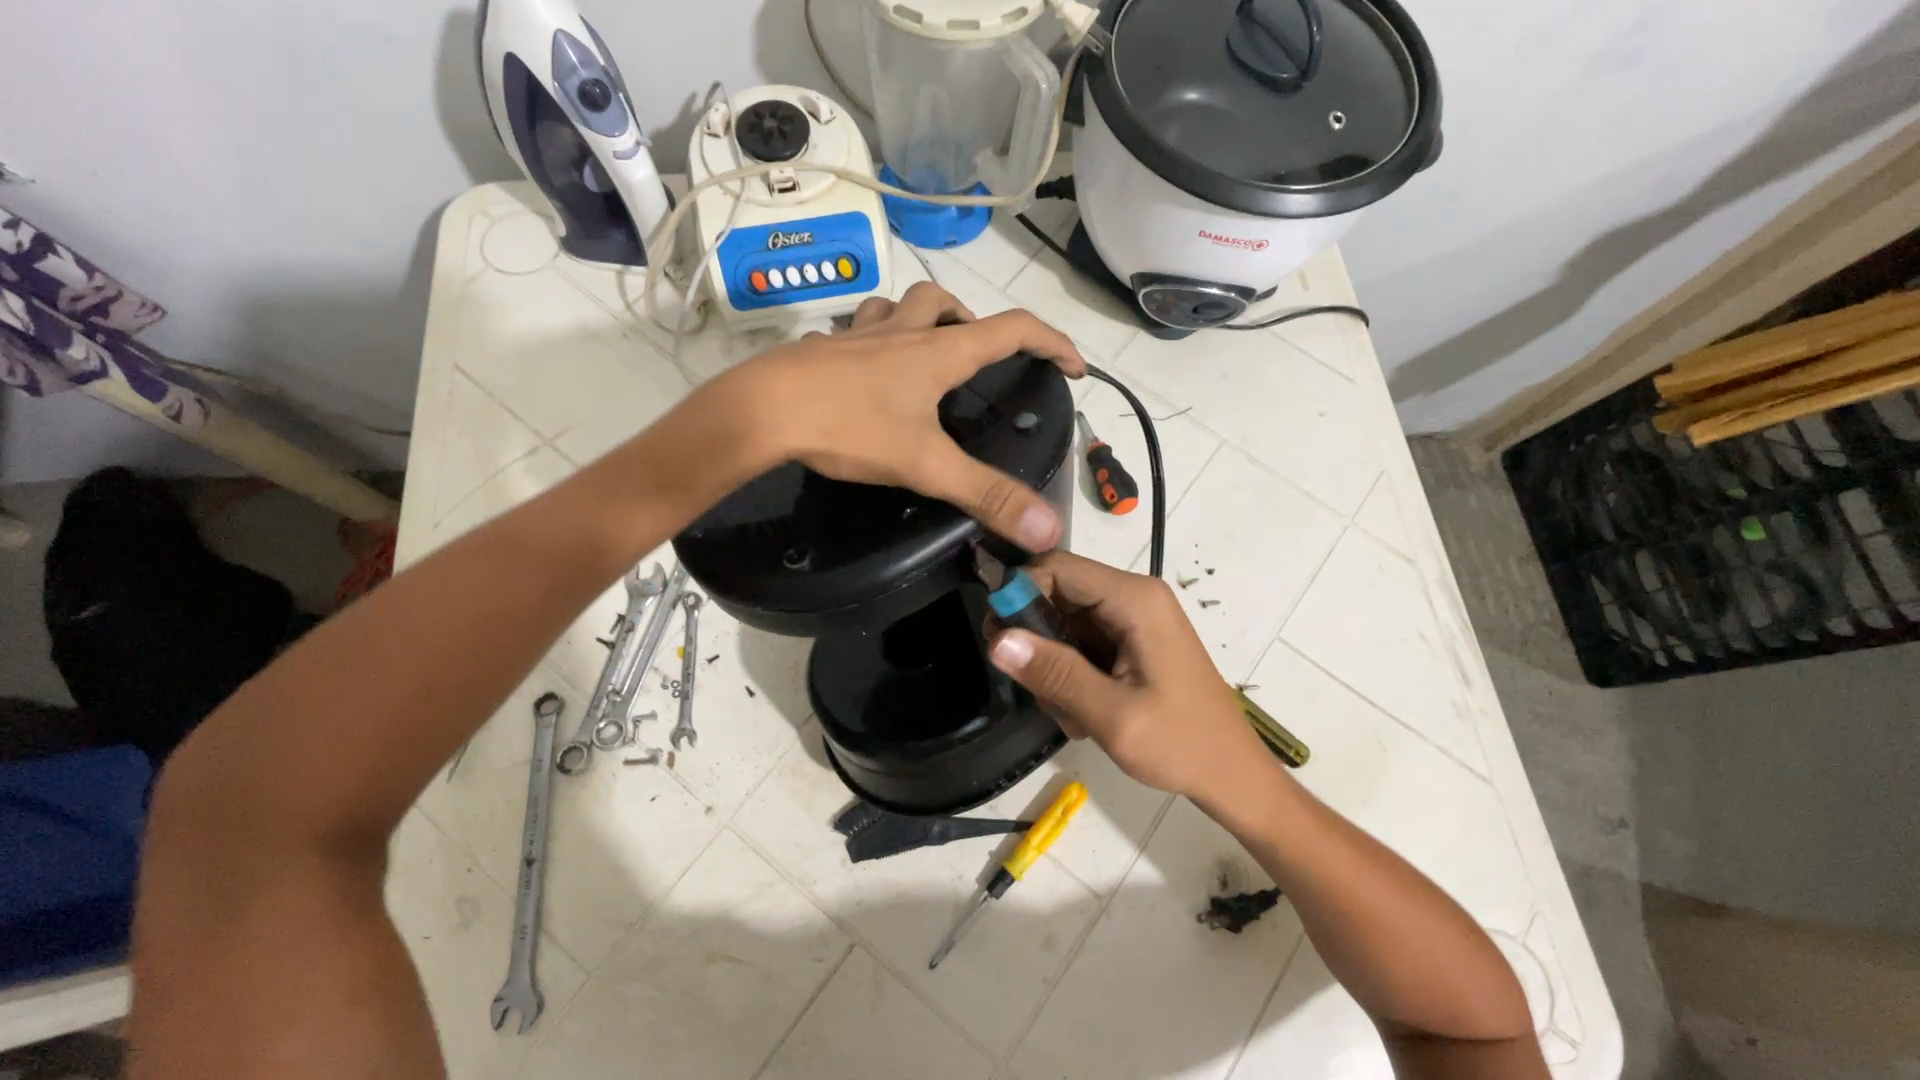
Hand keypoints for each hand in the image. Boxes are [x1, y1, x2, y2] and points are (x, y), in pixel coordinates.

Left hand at [722, 282, 1084, 551]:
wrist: (760, 411)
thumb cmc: (849, 427)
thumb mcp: (926, 465)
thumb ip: (986, 494)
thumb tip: (1048, 529)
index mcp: (936, 352)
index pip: (1011, 330)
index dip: (1051, 343)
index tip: (1073, 366)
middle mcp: (899, 333)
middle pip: (944, 302)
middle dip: (973, 320)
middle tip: (978, 356)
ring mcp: (855, 337)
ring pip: (894, 306)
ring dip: (916, 318)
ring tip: (922, 352)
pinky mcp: (820, 351)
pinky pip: (852, 333)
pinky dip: (868, 342)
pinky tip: (861, 372)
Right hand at [985, 552, 1269, 800]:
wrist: (1231, 774)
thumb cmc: (1181, 744)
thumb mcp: (1113, 715)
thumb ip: (1055, 674)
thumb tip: (997, 640)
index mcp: (1135, 600)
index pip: (1057, 567)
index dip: (1019, 595)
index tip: (999, 642)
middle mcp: (1134, 598)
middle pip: (1058, 594)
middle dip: (1038, 642)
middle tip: (1040, 691)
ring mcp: (1135, 620)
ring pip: (1065, 623)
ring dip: (1055, 667)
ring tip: (1074, 714)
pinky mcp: (1133, 641)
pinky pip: (1083, 643)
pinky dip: (1072, 675)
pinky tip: (1085, 713)